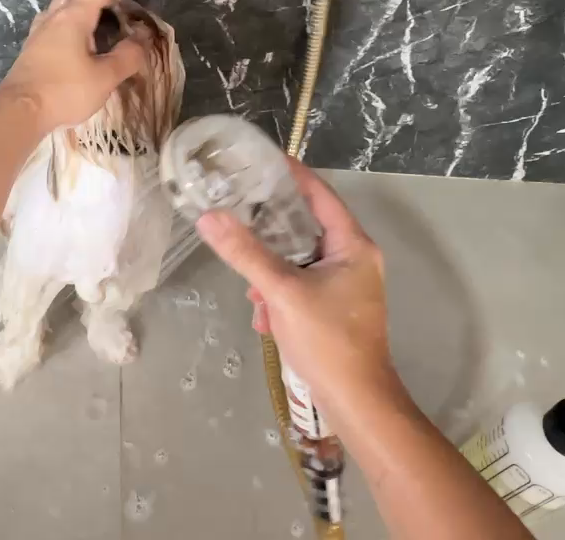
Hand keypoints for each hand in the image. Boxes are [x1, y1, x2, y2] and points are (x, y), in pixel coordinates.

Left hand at [0, 0, 152, 131]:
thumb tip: (141, 39)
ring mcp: (39, 32)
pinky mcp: (32, 48)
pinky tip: (77, 38)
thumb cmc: (63, 91)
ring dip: (82, 2)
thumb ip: (127, 56)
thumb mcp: (104, 77)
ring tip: (101, 16)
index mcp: (74, 17)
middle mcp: (54, 18)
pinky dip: (70, 20)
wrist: (19, 111)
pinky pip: (54, 22)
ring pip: (61, 5)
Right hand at [195, 160, 401, 425]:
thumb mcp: (281, 291)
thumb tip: (207, 218)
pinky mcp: (333, 308)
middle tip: (236, 206)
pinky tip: (261, 315)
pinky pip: (299, 283)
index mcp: (353, 245)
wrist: (357, 405)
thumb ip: (245, 253)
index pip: (319, 193)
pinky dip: (278, 291)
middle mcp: (353, 258)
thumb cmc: (328, 340)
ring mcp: (345, 285)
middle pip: (305, 224)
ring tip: (247, 280)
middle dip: (270, 224)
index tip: (259, 158)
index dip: (291, 173)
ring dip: (270, 267)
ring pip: (297, 257)